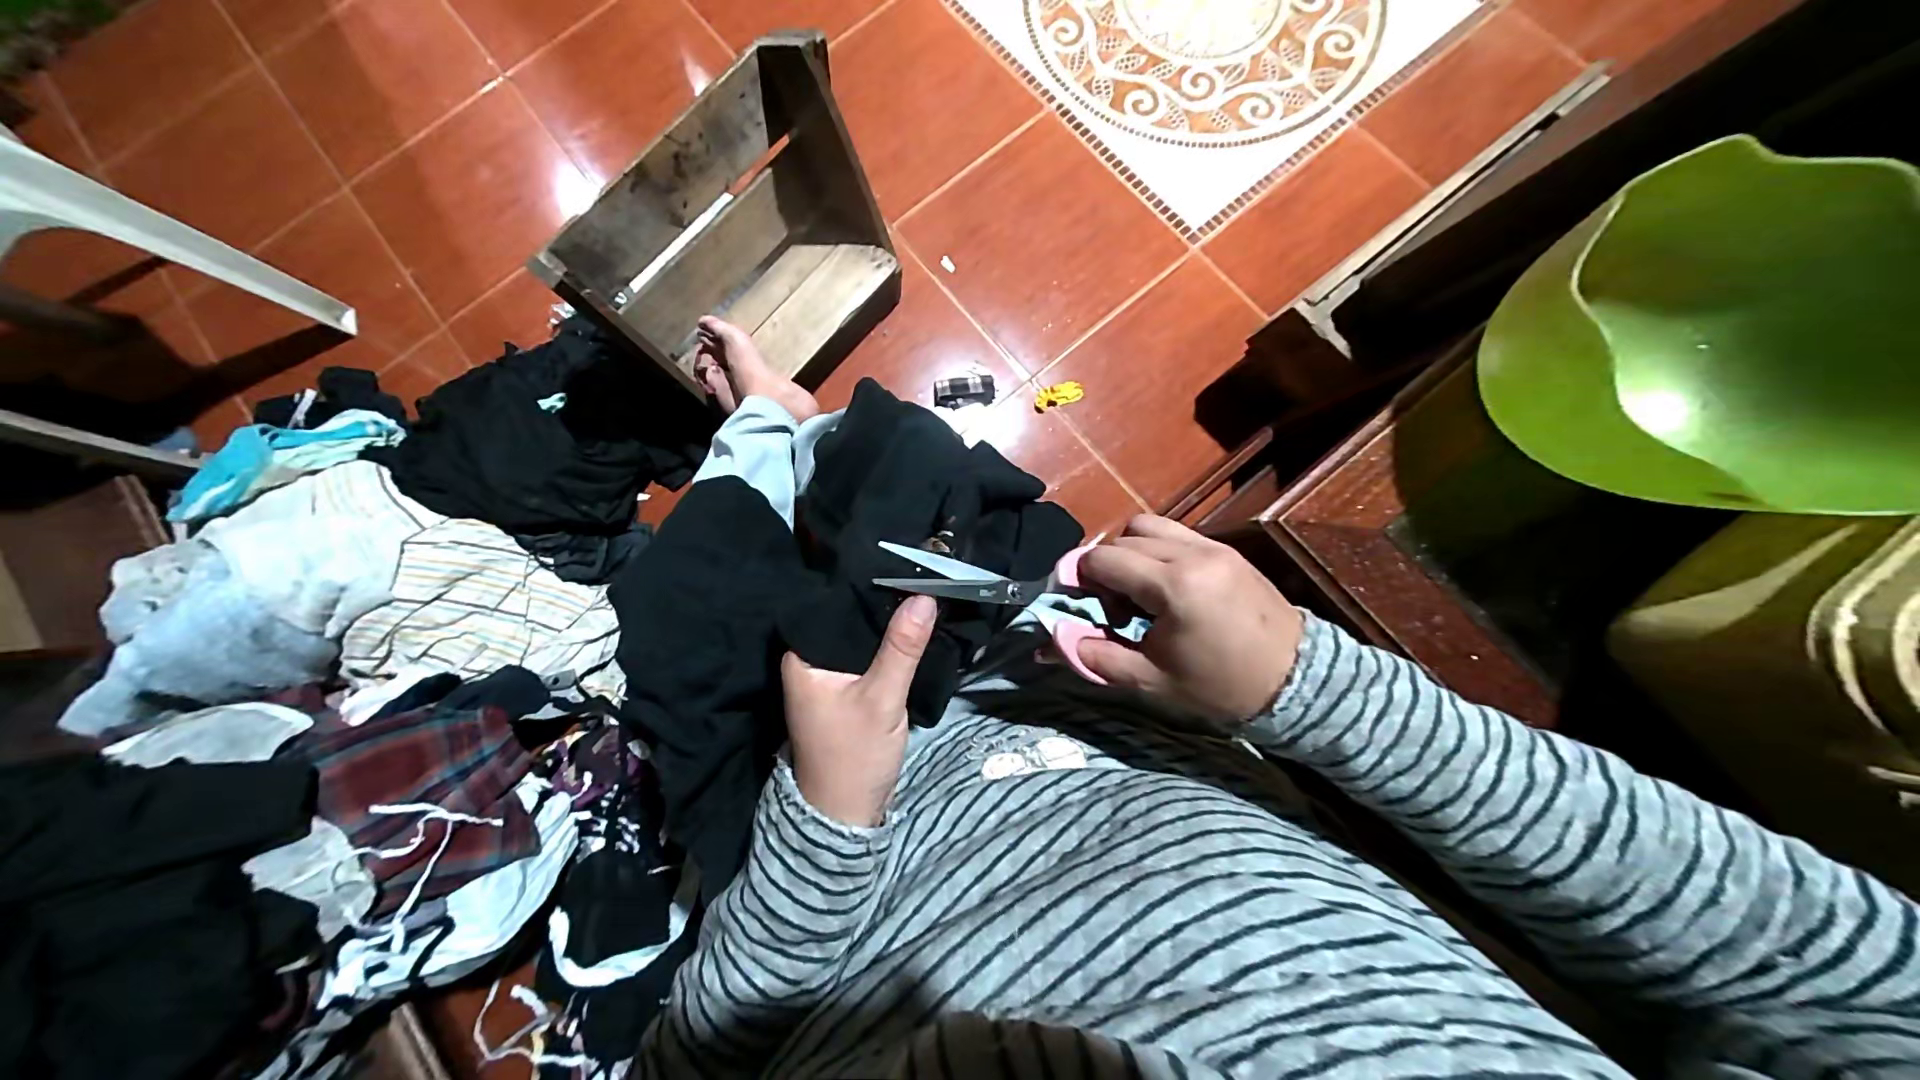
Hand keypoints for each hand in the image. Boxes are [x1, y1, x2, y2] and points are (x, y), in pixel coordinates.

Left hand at [781, 595, 936, 825]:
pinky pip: (868, 657)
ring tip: (922, 599)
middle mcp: (809, 662)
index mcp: (802, 657)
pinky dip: (888, 649)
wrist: (848, 814)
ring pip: (862, 640)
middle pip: (849, 622)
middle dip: (882, 606)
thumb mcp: (882, 698)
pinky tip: (913, 634)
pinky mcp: (846, 690)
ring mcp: (828, 677)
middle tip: (920, 580)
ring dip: (888, 628)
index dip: (867, 586)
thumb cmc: (854, 756)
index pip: (833, 605)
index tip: (902, 567)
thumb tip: (924, 597)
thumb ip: (901, 649)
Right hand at [1076, 515, 1304, 724]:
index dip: (1079, 578)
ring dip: (1130, 552)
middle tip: (1113, 608)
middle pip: (1121, 540)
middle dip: (1104, 569)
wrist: (1296, 681)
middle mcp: (1192, 553)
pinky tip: (1165, 585)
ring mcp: (1213, 546)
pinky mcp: (1227, 549)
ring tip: (1139, 590)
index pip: (1102, 559)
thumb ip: (1095, 656)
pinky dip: (1157, 550)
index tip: (1081, 605)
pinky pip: (1176, 534)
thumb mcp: (1151, 680)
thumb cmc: (1219, 686)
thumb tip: (1053, 639)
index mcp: (1173, 586)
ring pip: (1148, 527)